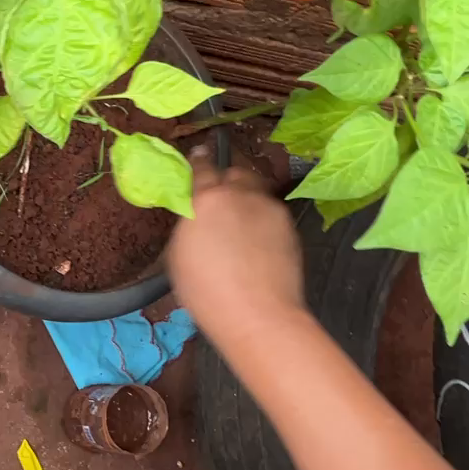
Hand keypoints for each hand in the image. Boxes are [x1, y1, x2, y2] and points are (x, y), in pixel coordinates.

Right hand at [167, 148, 307, 345]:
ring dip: (247, 200)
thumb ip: (188, 224)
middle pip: (236, 173)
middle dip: (228, 182)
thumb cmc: (205, 290)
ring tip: (240, 226)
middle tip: (219, 203)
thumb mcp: (179, 255)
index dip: (199, 161)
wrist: (257, 314)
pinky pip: (271, 214)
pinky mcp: (290, 227)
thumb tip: (194, 215)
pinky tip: (256, 245)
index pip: (202, 167)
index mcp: (207, 199)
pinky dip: (262, 221)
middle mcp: (241, 195)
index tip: (198, 155)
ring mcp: (270, 209)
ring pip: (257, 192)